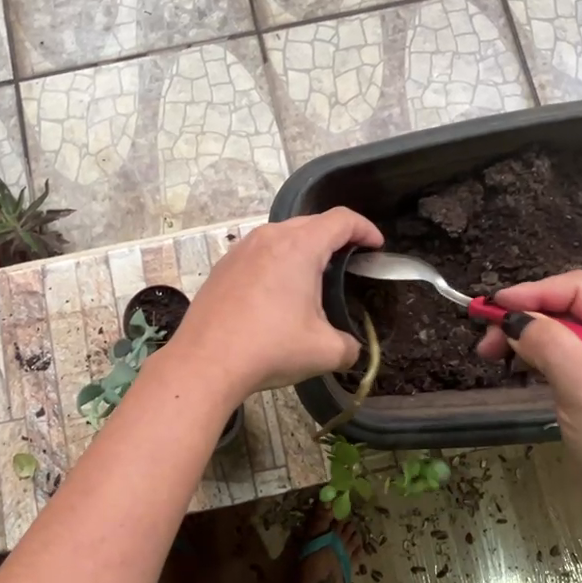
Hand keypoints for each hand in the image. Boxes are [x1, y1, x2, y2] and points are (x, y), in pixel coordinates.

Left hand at [168, 208, 383, 399]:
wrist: (205, 362)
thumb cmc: (269, 348)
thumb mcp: (324, 352)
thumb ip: (349, 345)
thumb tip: (351, 348)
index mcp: (299, 246)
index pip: (341, 220)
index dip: (365, 228)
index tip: (376, 246)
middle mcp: (269, 237)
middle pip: (311, 223)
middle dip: (336, 237)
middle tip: (350, 262)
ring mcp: (241, 249)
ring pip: (282, 236)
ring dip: (303, 249)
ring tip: (314, 278)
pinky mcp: (223, 267)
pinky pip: (259, 252)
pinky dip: (277, 262)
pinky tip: (277, 293)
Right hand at [474, 272, 581, 523]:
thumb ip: (552, 346)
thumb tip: (513, 318)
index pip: (578, 288)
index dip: (534, 293)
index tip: (494, 309)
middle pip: (564, 303)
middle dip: (523, 315)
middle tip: (486, 339)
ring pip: (556, 324)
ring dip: (522, 333)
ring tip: (490, 354)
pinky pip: (557, 346)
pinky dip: (531, 350)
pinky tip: (513, 364)